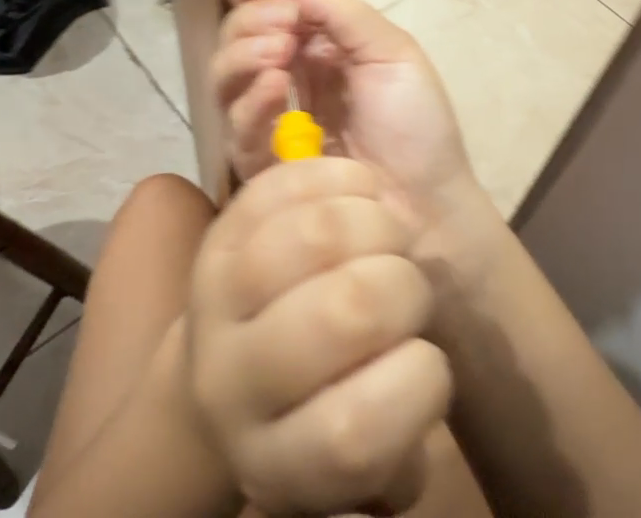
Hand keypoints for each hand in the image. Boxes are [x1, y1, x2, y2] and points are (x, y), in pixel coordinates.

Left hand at [186, 157, 451, 515]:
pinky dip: (335, 178)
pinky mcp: (215, 237)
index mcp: (281, 463)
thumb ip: (407, 426)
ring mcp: (214, 302)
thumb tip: (423, 365)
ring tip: (386, 234)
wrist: (233, 377)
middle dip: (402, 286)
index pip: (353, 434)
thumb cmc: (329, 415)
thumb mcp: (379, 456)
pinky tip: (361, 190)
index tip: (427, 358)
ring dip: (373, 223)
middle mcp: (232, 386)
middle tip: (408, 284)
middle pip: (340, 314)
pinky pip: (277, 189)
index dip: (418, 383)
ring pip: (309, 237)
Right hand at [211, 0, 488, 245]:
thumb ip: (340, 12)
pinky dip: (250, 102)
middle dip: (250, 21)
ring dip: (242, 56)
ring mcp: (269, 124)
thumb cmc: (417, 125)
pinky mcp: (261, 166)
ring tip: (279, 51)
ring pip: (224, 80)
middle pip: (236, 40)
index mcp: (316, 50)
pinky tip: (277, 88)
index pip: (265, 12)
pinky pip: (237, 128)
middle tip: (284, 26)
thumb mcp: (392, 51)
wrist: (427, 204)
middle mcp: (285, 80)